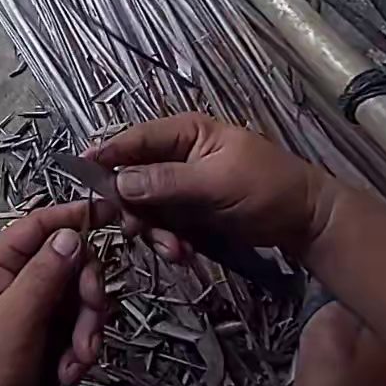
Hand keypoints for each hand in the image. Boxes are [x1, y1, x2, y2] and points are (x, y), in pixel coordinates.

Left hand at [0, 199, 109, 385]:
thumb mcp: (11, 323)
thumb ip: (43, 276)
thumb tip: (71, 233)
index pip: (40, 225)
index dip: (74, 216)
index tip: (111, 213)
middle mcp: (17, 282)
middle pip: (71, 262)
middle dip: (87, 293)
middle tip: (90, 321)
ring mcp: (34, 311)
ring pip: (80, 297)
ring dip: (87, 328)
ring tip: (77, 361)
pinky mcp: (48, 339)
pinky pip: (79, 328)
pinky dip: (81, 349)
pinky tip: (70, 373)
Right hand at [88, 114, 339, 261]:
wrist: (305, 220)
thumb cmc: (266, 186)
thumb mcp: (216, 181)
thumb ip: (167, 181)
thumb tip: (120, 181)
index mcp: (185, 133)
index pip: (137, 138)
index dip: (108, 153)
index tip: (80, 169)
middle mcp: (177, 156)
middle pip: (134, 175)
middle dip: (132, 204)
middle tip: (132, 227)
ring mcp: (181, 186)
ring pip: (146, 205)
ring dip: (152, 228)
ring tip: (172, 248)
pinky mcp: (188, 212)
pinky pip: (163, 224)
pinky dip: (167, 239)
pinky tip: (181, 252)